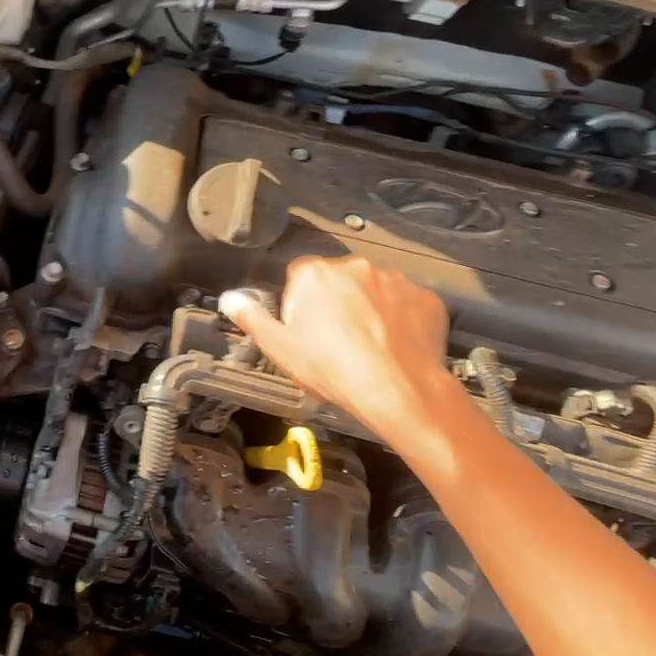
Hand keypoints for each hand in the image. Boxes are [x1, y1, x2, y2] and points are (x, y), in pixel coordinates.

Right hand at [218, 256, 454, 441]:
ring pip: (373, 288)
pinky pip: (406, 302)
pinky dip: (399, 317)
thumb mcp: (279, 348)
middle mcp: (356, 265)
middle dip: (335, 300)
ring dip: (368, 306)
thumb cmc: (330, 368)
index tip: (305, 329)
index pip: (299, 275)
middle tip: (335, 339)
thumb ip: (252, 318)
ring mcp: (396, 279)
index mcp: (315, 273)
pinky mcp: (427, 297)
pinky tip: (394, 344)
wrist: (398, 390)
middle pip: (338, 278)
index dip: (300, 302)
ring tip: (368, 345)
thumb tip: (229, 298)